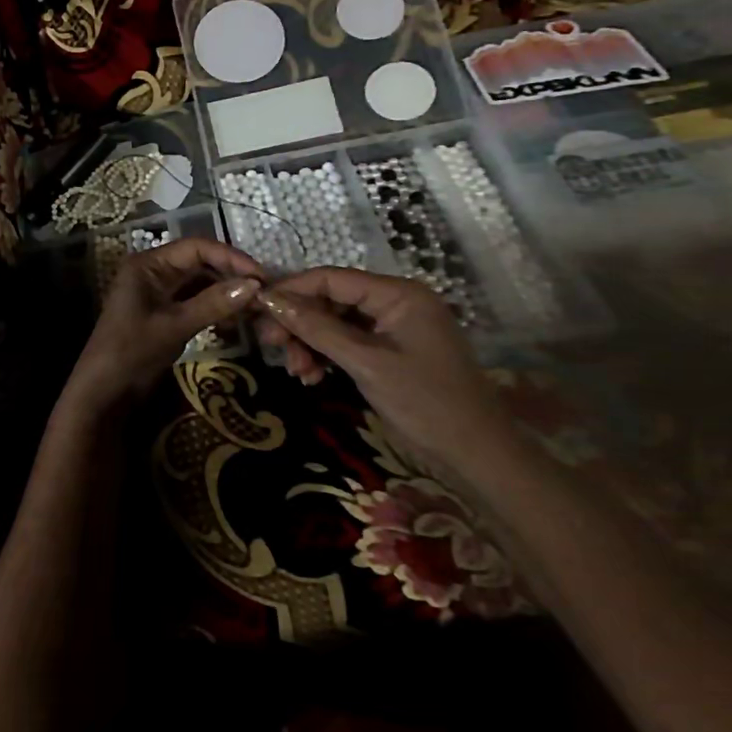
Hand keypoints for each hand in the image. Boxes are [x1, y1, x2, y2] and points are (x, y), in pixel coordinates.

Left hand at [62, 237, 265, 414]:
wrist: (104, 389)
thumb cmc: (131, 351)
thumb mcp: (175, 326)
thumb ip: (213, 303)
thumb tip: (254, 286)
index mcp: (147, 265)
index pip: (195, 248)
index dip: (230, 258)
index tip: (262, 277)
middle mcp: (153, 271)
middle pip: (200, 263)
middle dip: (232, 276)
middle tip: (267, 294)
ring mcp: (158, 292)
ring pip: (200, 283)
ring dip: (227, 293)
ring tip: (258, 309)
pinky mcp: (164, 312)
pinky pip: (195, 301)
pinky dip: (216, 308)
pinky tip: (238, 322)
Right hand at [253, 267, 509, 461]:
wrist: (475, 452)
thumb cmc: (425, 401)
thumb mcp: (364, 362)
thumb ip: (316, 327)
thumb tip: (268, 300)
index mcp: (398, 294)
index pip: (331, 278)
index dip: (290, 291)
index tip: (256, 311)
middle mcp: (394, 301)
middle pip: (328, 299)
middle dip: (298, 323)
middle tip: (271, 346)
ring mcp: (392, 325)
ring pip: (332, 321)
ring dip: (308, 343)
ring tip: (297, 371)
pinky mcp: (388, 348)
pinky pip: (344, 340)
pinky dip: (324, 355)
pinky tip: (311, 376)